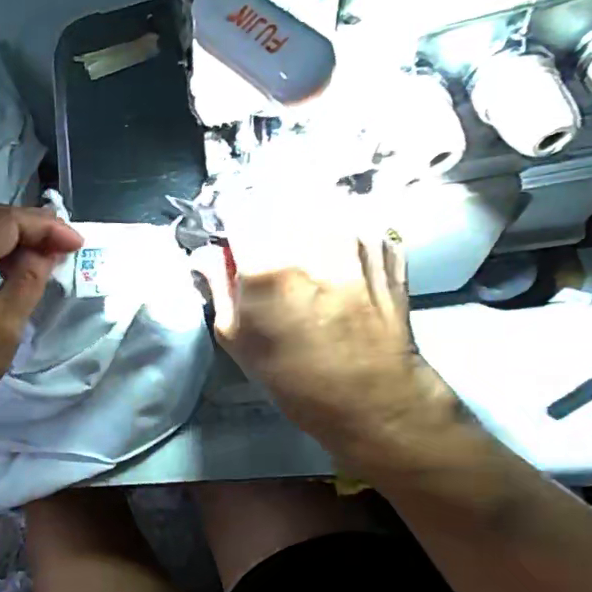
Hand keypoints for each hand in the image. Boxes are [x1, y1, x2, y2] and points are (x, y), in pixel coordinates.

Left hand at [0, 205, 83, 490]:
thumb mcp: (5, 325)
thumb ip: (29, 279)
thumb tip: (47, 251)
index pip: (4, 222)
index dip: (45, 226)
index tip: (78, 242)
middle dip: (32, 230)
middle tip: (67, 248)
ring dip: (16, 243)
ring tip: (48, 260)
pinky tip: (17, 272)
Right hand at [192, 194, 459, 476]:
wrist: (373, 397)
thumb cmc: (295, 377)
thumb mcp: (237, 339)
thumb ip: (218, 285)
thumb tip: (209, 254)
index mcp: (268, 264)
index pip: (237, 206)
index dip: (230, 217)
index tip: (232, 234)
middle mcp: (312, 238)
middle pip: (278, 194)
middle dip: (266, 211)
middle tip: (266, 240)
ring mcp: (354, 236)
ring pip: (317, 199)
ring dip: (303, 214)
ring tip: (303, 248)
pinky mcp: (383, 243)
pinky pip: (350, 216)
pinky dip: (337, 227)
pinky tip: (336, 258)